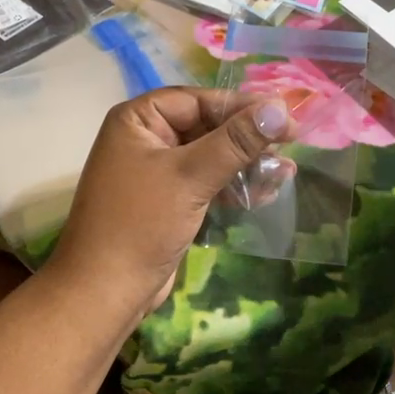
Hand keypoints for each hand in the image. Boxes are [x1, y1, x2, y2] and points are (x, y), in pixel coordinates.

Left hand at [46, 90, 292, 316]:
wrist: (104, 293)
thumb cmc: (141, 223)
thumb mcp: (191, 176)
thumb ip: (236, 141)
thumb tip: (280, 108)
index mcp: (137, 120)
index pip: (198, 100)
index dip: (241, 106)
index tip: (285, 116)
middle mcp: (144, 138)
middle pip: (206, 125)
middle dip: (246, 138)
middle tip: (290, 144)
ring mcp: (154, 171)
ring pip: (209, 155)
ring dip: (244, 164)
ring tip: (284, 172)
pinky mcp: (166, 201)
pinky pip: (205, 181)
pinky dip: (232, 186)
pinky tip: (264, 193)